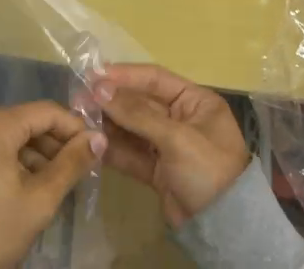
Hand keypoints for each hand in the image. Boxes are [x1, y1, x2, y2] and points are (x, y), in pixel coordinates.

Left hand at [0, 101, 104, 268]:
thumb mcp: (39, 201)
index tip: (95, 150)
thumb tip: (99, 137)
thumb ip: (72, 164)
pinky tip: (21, 187)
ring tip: (52, 184)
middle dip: (53, 144)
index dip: (75, 128)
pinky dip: (8, 160)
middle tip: (77, 171)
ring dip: (32, 154)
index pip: (47, 111)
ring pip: (5, 136)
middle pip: (25, 122)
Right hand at [91, 64, 250, 227]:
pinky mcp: (158, 171)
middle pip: (141, 103)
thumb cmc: (208, 169)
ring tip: (80, 119)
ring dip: (109, 124)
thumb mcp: (176, 138)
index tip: (94, 75)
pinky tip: (92, 144)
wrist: (223, 227)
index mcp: (195, 101)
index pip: (156, 79)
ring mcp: (169, 145)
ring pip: (133, 129)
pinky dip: (113, 149)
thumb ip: (137, 114)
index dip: (125, 75)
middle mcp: (182, 118)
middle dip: (112, 101)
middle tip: (80, 99)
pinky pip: (132, 153)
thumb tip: (101, 89)